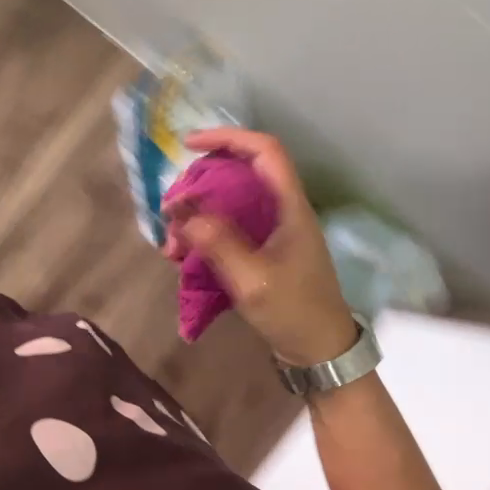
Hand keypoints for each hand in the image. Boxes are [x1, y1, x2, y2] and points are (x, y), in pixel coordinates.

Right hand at [165, 128, 355, 365]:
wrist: (319, 350)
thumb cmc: (294, 312)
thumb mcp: (254, 280)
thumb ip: (220, 243)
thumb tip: (182, 212)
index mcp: (289, 206)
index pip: (264, 150)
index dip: (228, 138)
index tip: (189, 146)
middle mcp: (281, 211)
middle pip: (238, 174)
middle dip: (199, 186)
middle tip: (170, 211)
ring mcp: (272, 231)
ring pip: (228, 204)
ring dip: (196, 216)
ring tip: (171, 244)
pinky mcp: (262, 251)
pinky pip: (227, 229)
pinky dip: (202, 236)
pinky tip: (182, 256)